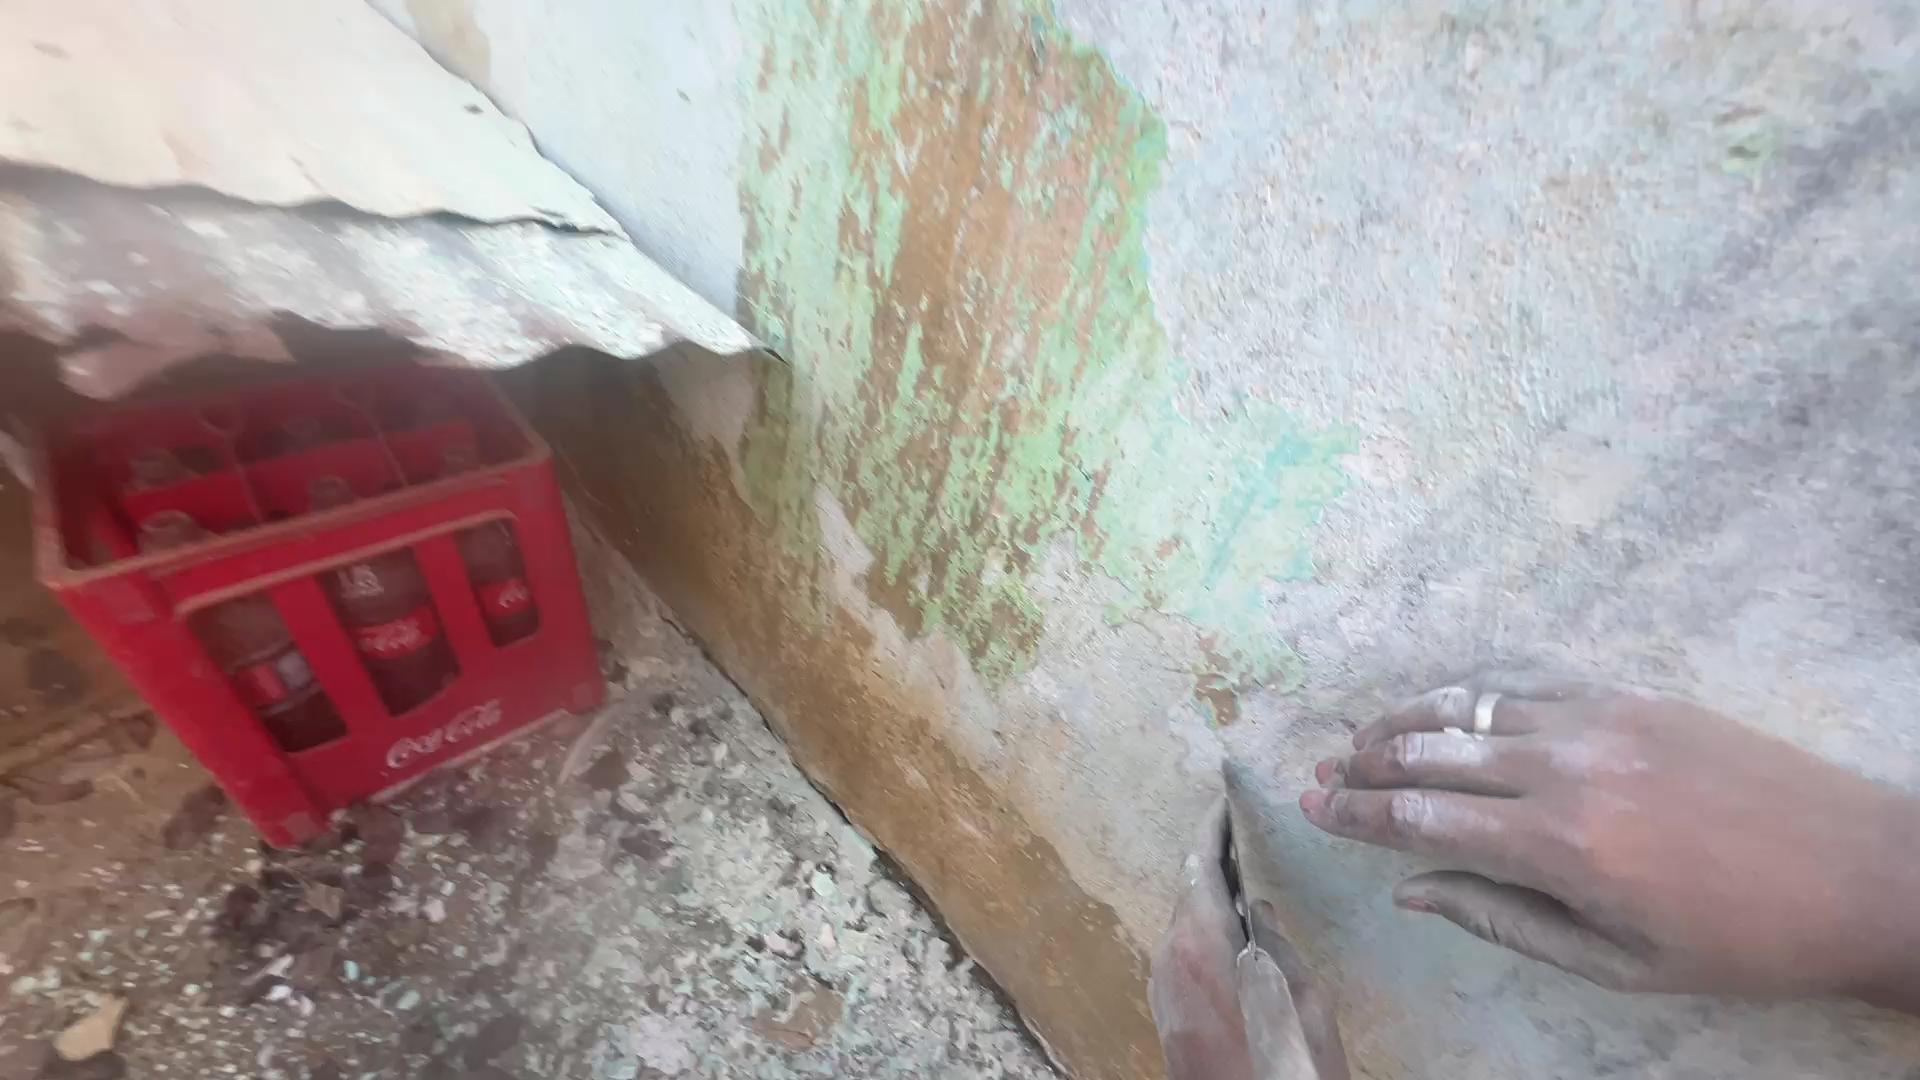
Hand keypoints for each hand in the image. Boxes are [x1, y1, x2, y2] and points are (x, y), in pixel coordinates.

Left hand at [1150, 798, 1348, 1079]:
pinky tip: (1230, 936)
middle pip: (1190, 889)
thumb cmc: (1290, 1068)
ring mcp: (1161, 981)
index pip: (1201, 862)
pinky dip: (1202, 931)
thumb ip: (1276, 943)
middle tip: (1243, 841)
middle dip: (1214, 861)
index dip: (1212, 828)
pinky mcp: (1164, 1007)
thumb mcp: (1304, 1002)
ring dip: (1209, 899)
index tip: (1224, 802)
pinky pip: (1181, 951)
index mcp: (1201, 939)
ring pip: (1184, 920)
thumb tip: (1257, 908)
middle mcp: (1169, 950)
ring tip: (1243, 883)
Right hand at [1301, 673, 1919, 1006]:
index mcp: (1556, 844)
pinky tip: (1438, 714)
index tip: (1311, 805)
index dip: (1352, 811)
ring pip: (1455, 705)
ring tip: (1361, 738)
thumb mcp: (1616, 964)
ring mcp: (1586, 719)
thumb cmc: (1740, 940)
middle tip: (1323, 771)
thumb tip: (1406, 888)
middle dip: (1359, 764)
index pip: (1415, 817)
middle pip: (1421, 752)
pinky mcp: (1616, 693)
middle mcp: (1556, 768)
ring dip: (1395, 723)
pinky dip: (1458, 701)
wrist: (1875, 875)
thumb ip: (1497, 919)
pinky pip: (1512, 686)